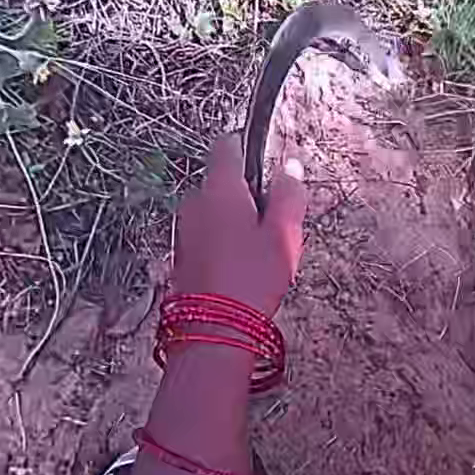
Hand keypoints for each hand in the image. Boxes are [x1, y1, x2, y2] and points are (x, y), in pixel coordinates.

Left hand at [173, 130, 306, 314]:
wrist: (215, 328)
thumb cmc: (252, 279)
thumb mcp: (283, 235)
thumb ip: (289, 196)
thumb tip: (290, 168)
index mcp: (221, 190)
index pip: (228, 146)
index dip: (250, 148)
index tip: (267, 163)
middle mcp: (196, 203)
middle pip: (224, 183)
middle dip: (248, 194)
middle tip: (275, 221)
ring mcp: (185, 229)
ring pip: (215, 211)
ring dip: (236, 220)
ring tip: (261, 250)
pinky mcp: (183, 254)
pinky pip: (207, 235)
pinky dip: (224, 241)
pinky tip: (243, 266)